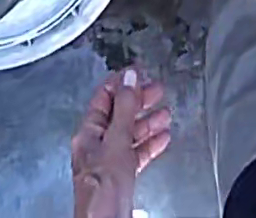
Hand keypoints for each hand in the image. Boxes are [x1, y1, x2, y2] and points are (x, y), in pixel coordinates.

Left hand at [71, 67, 172, 217]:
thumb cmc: (105, 184)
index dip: (122, 82)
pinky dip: (149, 145)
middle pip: (119, 114)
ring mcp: (108, 162)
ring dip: (148, 122)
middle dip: (140, 101)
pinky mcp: (121, 178)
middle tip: (158, 89)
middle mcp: (96, 144)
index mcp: (88, 132)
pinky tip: (163, 139)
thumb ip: (124, 108)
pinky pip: (136, 154)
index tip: (139, 71)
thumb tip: (129, 76)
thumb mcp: (116, 140)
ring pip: (130, 134)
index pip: (104, 97)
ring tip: (166, 113)